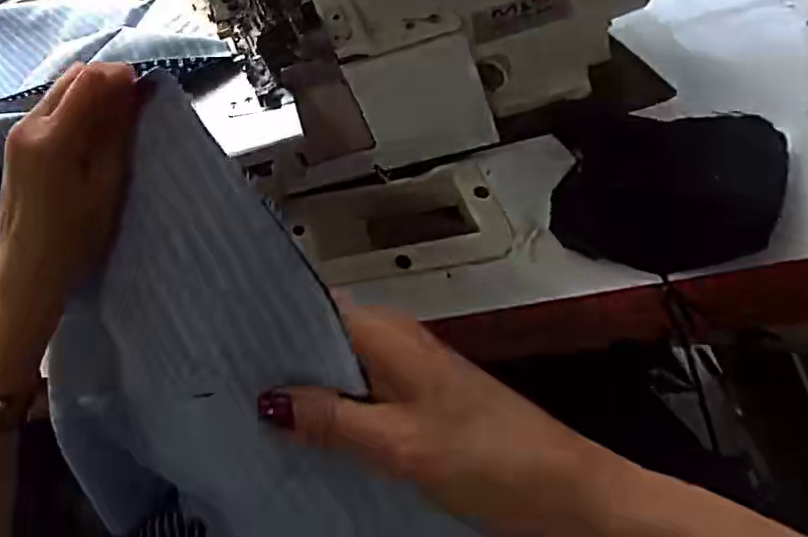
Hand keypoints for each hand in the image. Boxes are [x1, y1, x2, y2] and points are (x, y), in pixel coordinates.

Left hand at [0, 63, 144, 394]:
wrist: (25, 268)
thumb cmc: (73, 237)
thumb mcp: (105, 185)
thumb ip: (115, 133)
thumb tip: (130, 92)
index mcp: (51, 135)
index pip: (86, 80)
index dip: (116, 74)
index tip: (140, 84)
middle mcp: (28, 125)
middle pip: (69, 79)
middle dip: (102, 80)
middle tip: (131, 99)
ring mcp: (17, 132)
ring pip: (57, 91)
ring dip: (87, 92)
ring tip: (114, 116)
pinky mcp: (15, 143)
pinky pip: (47, 109)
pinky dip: (71, 107)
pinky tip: (89, 129)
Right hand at [259, 305, 633, 536]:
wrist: (585, 501)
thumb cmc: (493, 459)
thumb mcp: (401, 444)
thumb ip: (330, 419)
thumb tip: (266, 403)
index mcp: (380, 329)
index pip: (304, 305)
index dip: (265, 319)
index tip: (223, 334)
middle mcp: (387, 336)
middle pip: (315, 335)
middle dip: (277, 357)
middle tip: (227, 373)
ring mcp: (403, 366)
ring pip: (334, 365)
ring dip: (303, 385)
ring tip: (254, 401)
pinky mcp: (416, 396)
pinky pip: (356, 390)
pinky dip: (331, 404)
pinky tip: (307, 427)